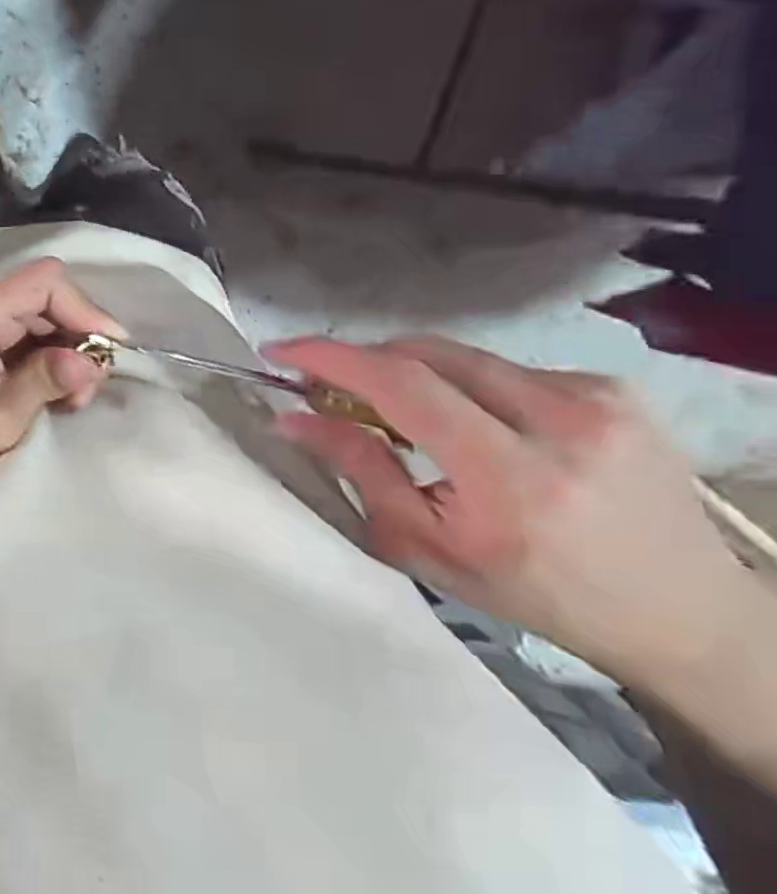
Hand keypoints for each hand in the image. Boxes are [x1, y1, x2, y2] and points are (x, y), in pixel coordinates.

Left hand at [0, 258, 123, 477]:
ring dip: (64, 354)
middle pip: (48, 300)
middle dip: (78, 339)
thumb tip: (92, 362)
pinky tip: (52, 393)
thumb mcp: (3, 414)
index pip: (47, 281)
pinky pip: (23, 335)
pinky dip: (44, 359)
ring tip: (70, 399)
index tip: (107, 349)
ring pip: (40, 320)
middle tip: (87, 389)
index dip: (86, 308)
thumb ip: (48, 380)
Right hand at [265, 335, 752, 681]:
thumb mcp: (421, 543)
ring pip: (461, 356)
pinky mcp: (613, 390)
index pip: (404, 385)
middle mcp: (565, 420)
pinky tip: (454, 419)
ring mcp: (599, 398)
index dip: (332, 358)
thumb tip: (292, 418)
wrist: (680, 610)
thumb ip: (359, 470)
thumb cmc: (531, 589)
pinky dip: (454, 383)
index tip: (280, 351)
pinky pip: (499, 367)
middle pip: (428, 354)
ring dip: (406, 373)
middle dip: (361, 360)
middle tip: (320, 385)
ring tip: (384, 410)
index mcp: (512, 474)